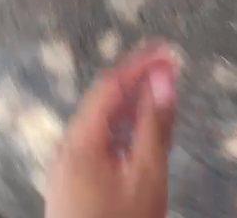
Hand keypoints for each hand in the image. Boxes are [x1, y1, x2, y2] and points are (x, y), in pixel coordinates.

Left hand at [45, 43, 180, 217]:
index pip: (111, 85)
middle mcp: (66, 149)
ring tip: (162, 93)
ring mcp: (66, 169)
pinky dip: (122, 126)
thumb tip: (165, 77)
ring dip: (131, 103)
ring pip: (101, 121)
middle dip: (137, 79)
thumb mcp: (146, 175)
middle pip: (102, 101)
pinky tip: (142, 131)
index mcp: (80, 142)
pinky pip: (98, 141)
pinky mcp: (72, 185)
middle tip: (170, 67)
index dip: (141, 63)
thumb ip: (156, 123)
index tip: (169, 51)